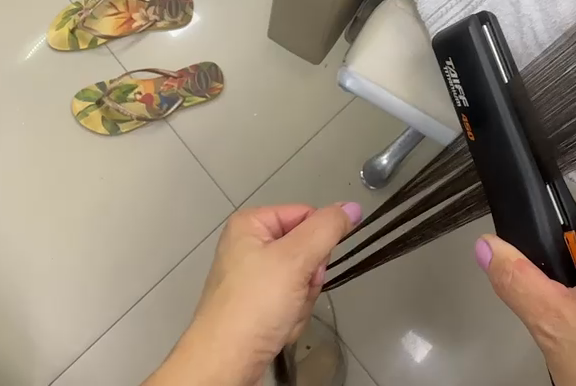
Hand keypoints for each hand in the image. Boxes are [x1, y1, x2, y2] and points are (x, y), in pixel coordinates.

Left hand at [146, 202, 361, 385]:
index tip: (310, 266)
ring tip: (283, 316)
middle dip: (308, 277)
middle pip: (305, 249)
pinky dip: (291, 317)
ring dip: (301, 301)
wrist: (224, 369)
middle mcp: (249, 246)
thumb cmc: (255, 306)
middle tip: (295, 293)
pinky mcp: (256, 308)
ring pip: (301, 279)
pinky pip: (290, 302)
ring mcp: (252, 279)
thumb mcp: (295, 259)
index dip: (317, 242)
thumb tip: (352, 207)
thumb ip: (327, 228)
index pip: (306, 215)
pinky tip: (278, 329)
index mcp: (251, 224)